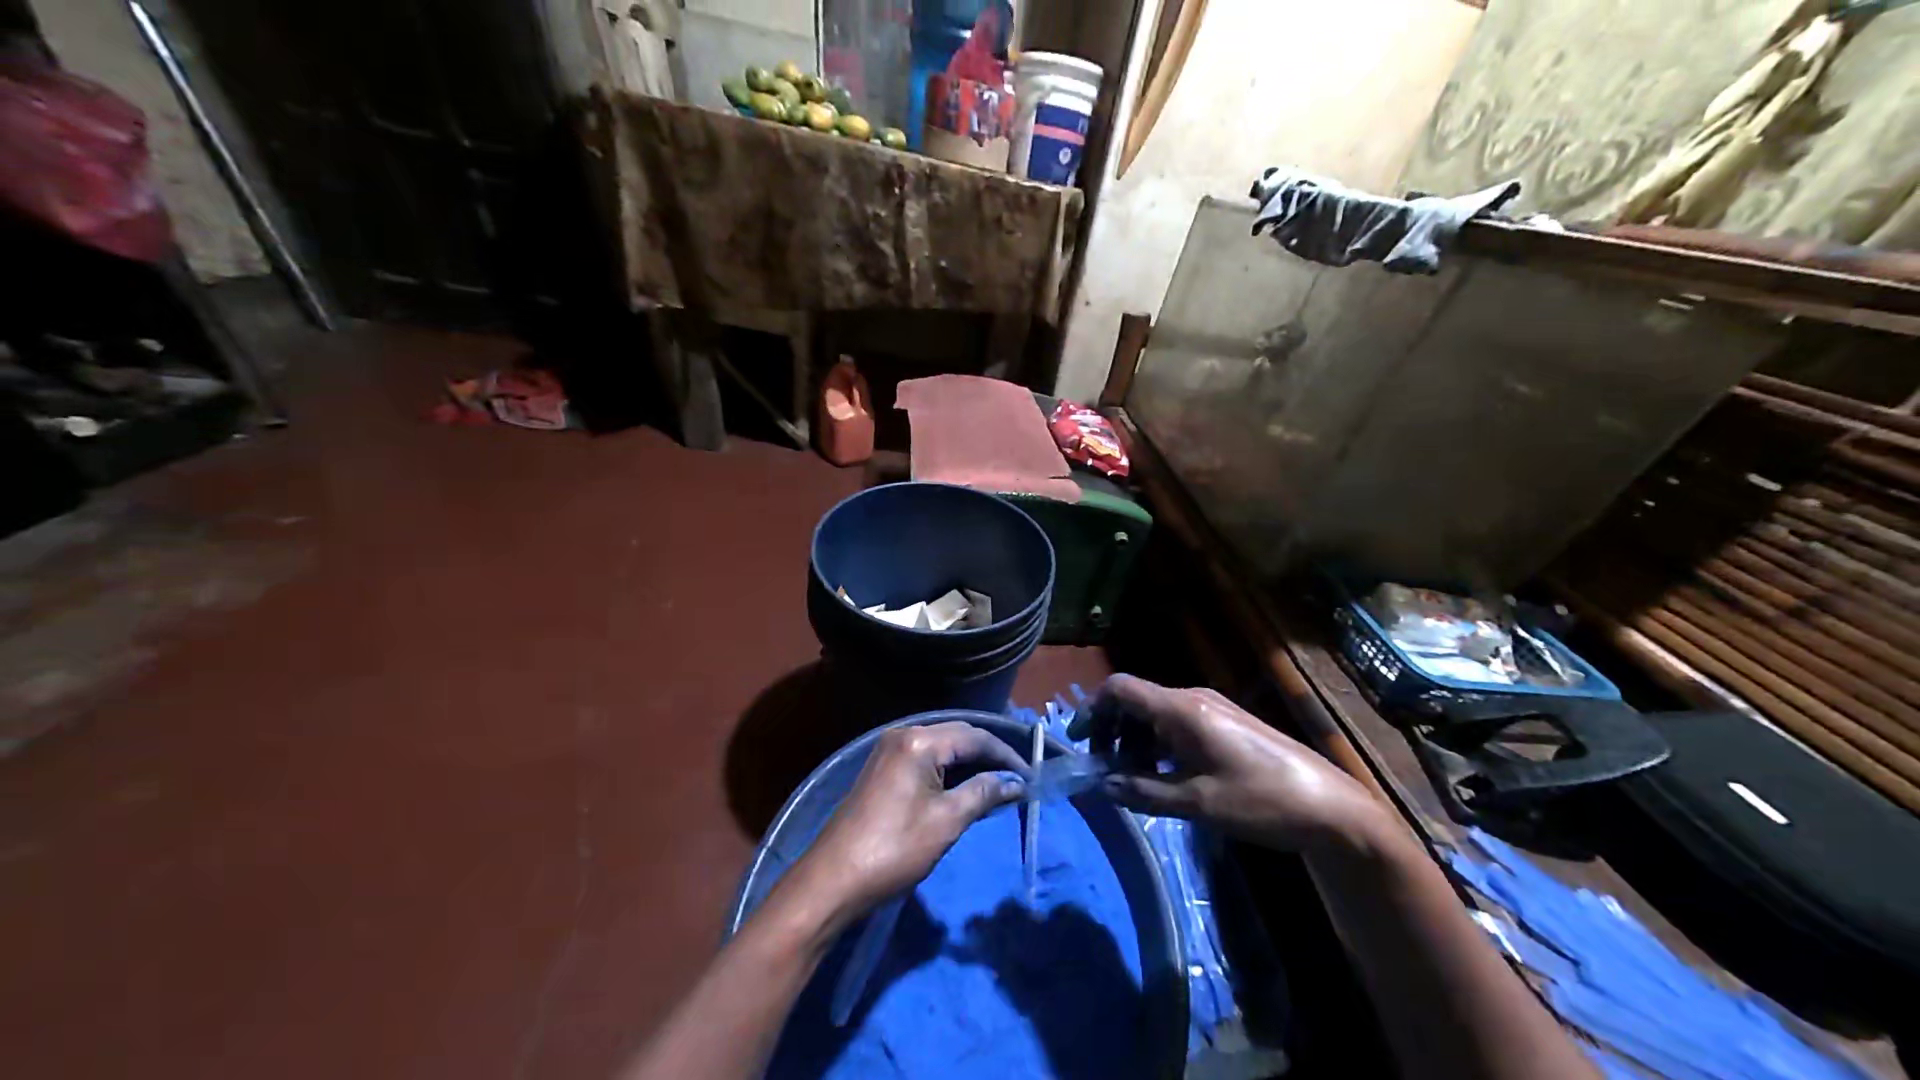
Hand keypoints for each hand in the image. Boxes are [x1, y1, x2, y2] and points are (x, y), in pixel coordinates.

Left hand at [783, 721, 1027, 923]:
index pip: (975, 736)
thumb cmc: (895, 848)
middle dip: (989, 757)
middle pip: (957, 736)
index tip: (1031, 778)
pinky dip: (948, 773)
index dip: (1006, 755)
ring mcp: (888, 751)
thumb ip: (984, 793)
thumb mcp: (947, 820)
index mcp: (919, 740)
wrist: (833, 880)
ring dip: (969, 765)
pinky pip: (925, 761)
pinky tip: (964, 791)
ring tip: (998, 787)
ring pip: (941, 749)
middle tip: (1018, 781)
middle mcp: (902, 734)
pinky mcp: (882, 770)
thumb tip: (1016, 782)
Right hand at [1071, 674, 1390, 852]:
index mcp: (1181, 710)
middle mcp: (1192, 698)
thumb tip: (1102, 784)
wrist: (1329, 806)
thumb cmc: (1260, 801)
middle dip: (1111, 730)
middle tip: (1106, 769)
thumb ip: (1143, 790)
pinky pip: (1175, 722)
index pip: (1119, 689)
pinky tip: (1165, 774)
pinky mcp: (1224, 722)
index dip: (1091, 710)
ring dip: (1134, 740)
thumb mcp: (1196, 803)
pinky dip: (1157, 742)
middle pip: (1134, 700)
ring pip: (1154, 712)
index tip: (1079, 742)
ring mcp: (1211, 708)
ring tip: (1135, 778)